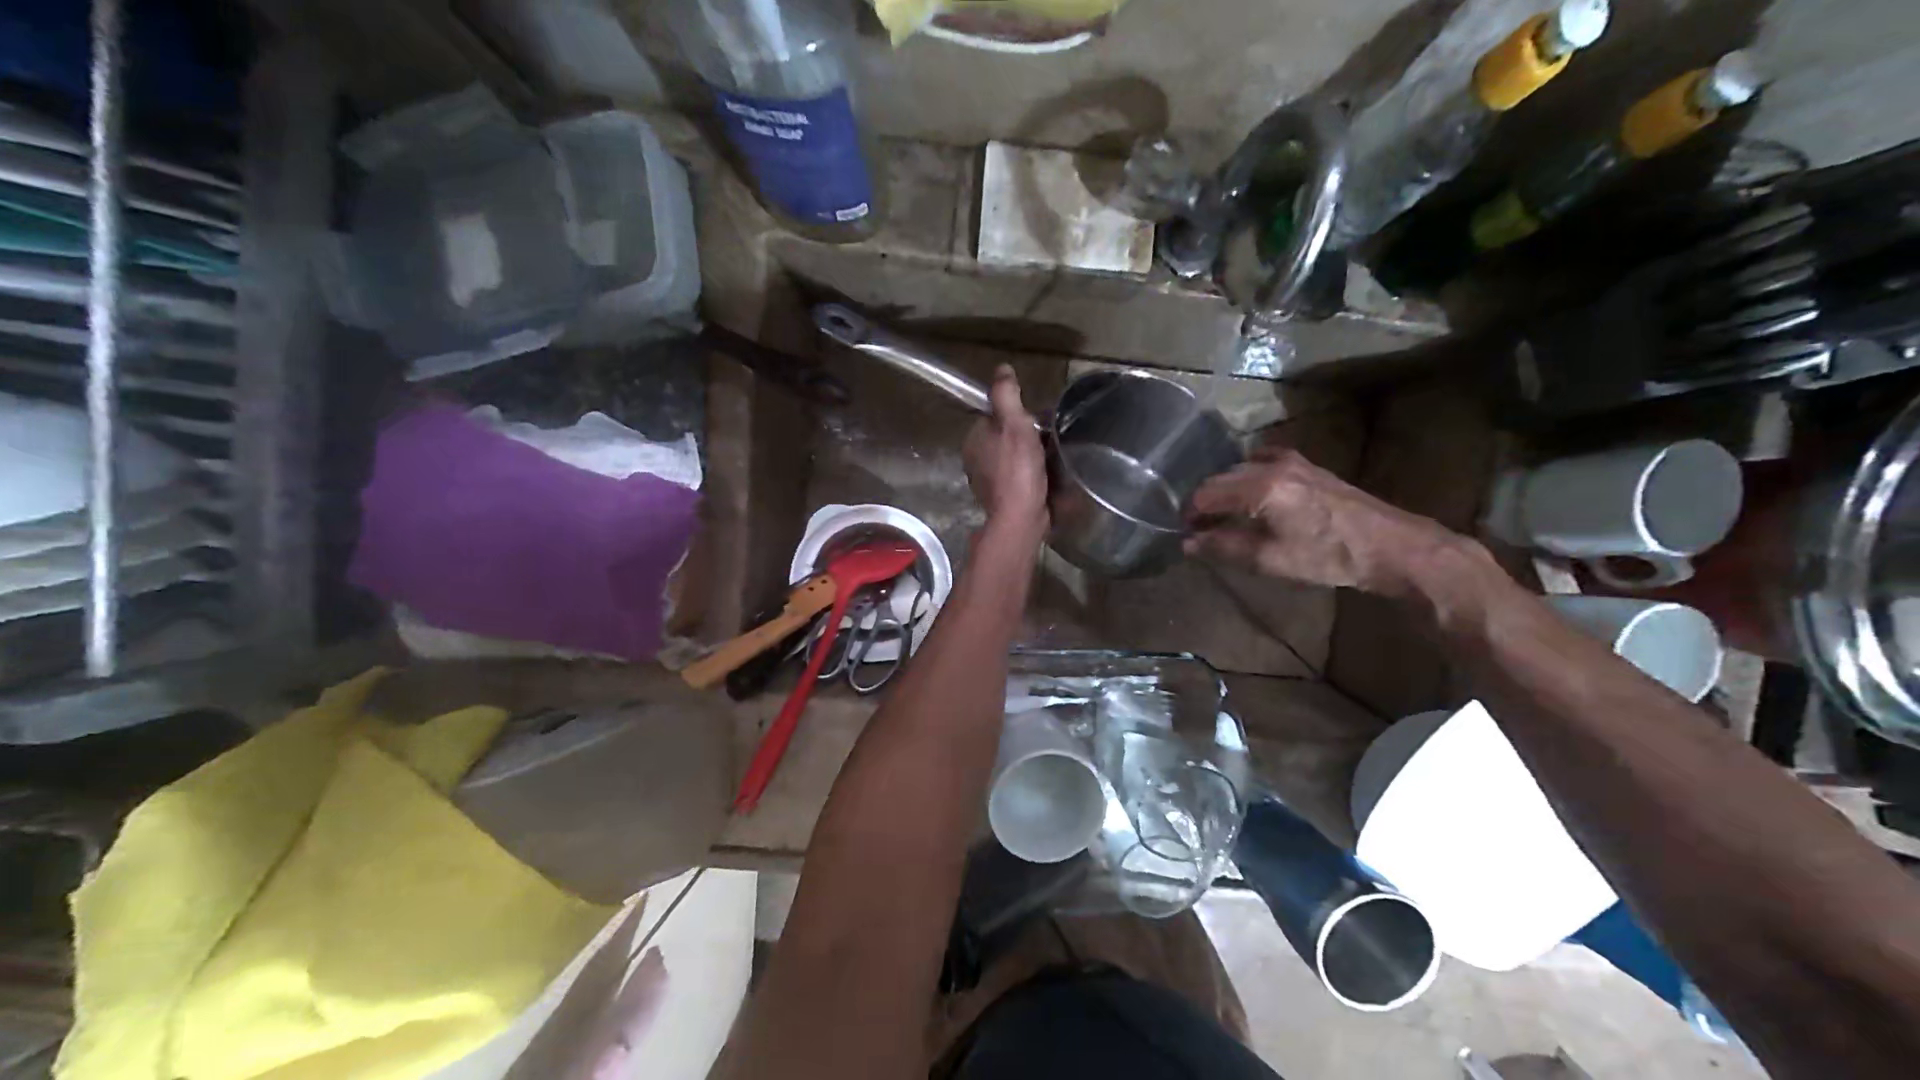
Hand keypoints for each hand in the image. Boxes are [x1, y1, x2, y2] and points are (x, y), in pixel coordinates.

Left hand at [963, 365, 1047, 540]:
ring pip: (1013, 456)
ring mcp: (987, 480)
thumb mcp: (1014, 424)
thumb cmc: (1017, 469)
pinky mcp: (1001, 497)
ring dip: (1031, 454)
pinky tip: (1047, 475)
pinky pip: (1018, 475)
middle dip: (1027, 434)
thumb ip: (1006, 395)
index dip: (1017, 414)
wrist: (1020, 518)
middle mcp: (975, 458)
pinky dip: (1032, 473)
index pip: (995, 415)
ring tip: (1052, 455)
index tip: (1037, 419)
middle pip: (1005, 435)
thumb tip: (1001, 368)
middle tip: (1049, 438)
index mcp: (973, 438)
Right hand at [1183, 447, 1470, 596]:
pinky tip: (1252, 494)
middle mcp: (1269, 465)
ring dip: (1226, 489)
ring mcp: (1289, 460)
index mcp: (1258, 487)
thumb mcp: (1268, 559)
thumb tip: (1188, 543)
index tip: (1184, 533)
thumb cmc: (1325, 556)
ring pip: (1240, 469)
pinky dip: (1248, 476)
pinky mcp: (1305, 465)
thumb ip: (1223, 547)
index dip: (1189, 514)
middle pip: (1220, 478)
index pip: (1205, 494)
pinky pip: (1262, 461)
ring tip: (1223, 515)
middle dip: (1205, 502)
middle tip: (1199, 528)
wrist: (1386, 545)